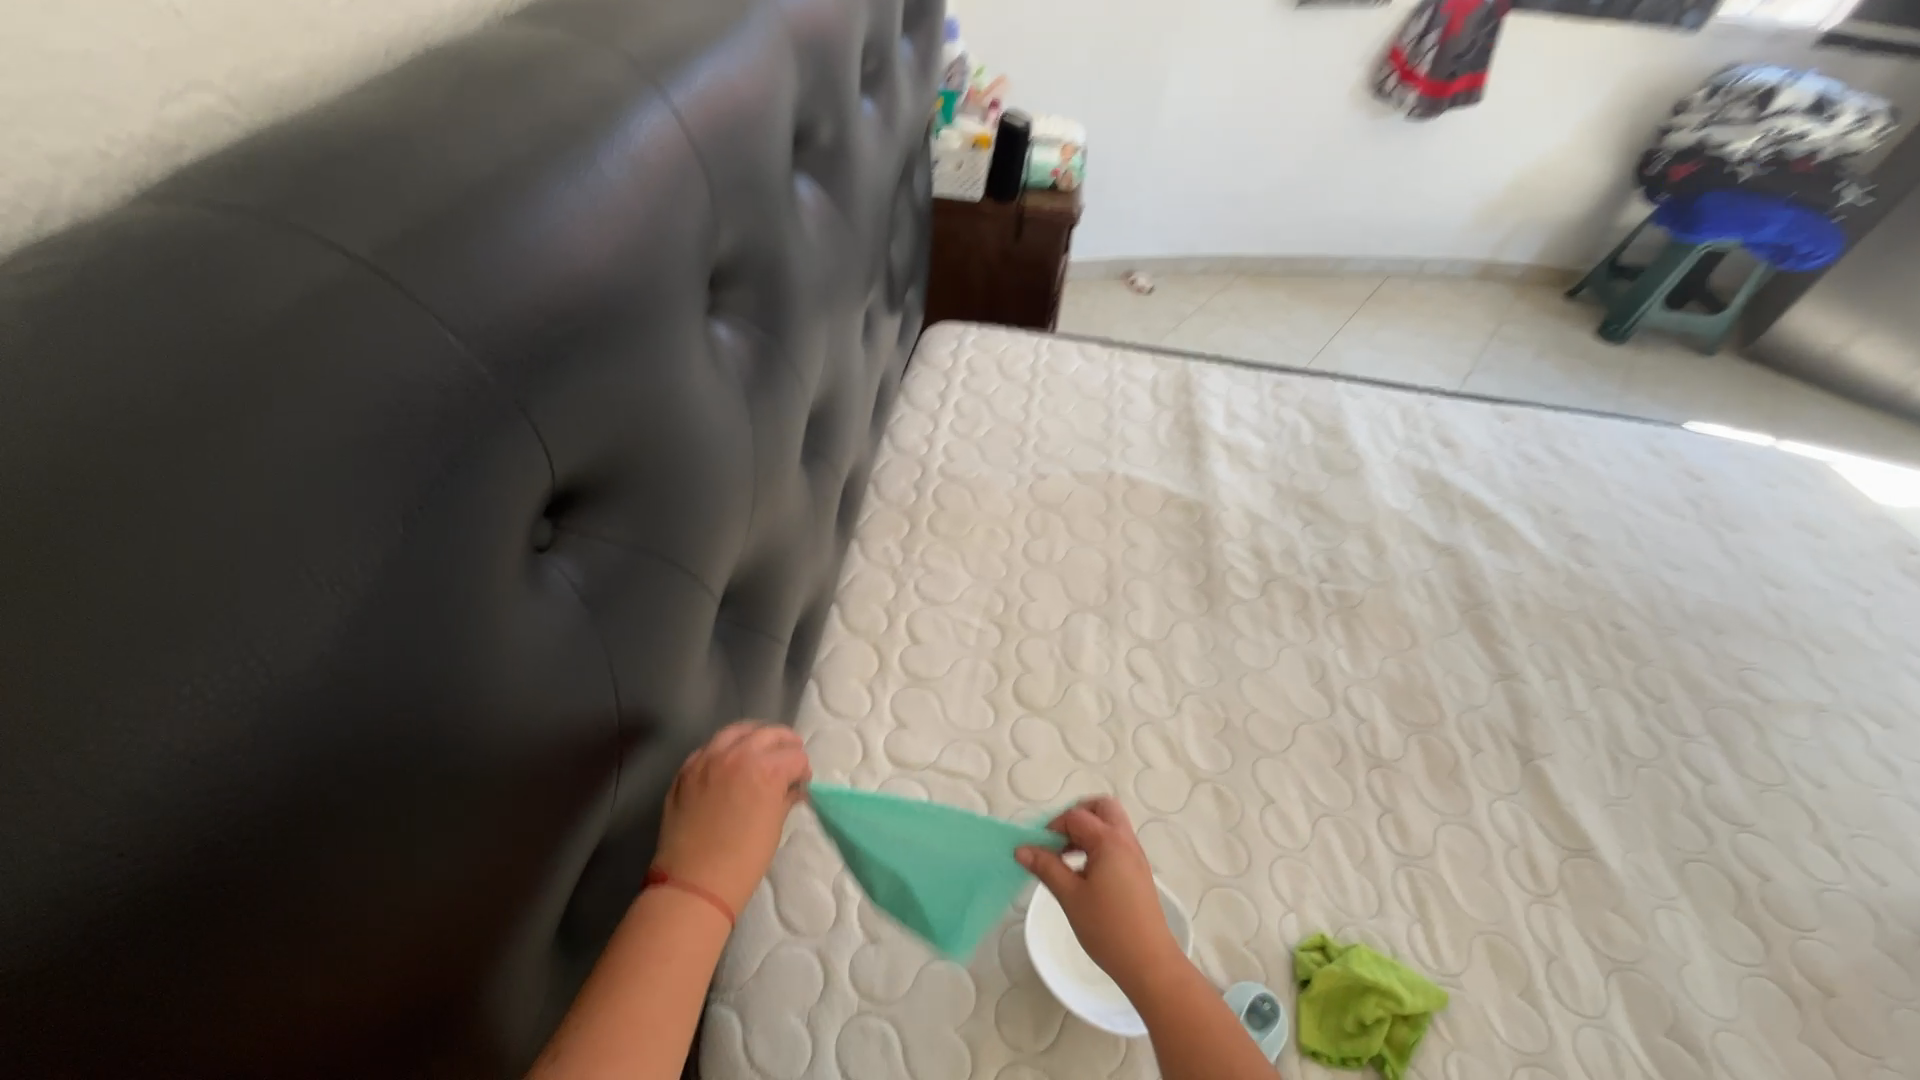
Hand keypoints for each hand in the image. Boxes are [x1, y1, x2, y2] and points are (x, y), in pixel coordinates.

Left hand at [653, 721, 810, 916]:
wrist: (694, 883)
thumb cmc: (744, 860)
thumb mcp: (774, 826)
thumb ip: (785, 797)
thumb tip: (793, 788)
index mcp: (766, 769)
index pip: (795, 756)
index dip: (803, 769)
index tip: (802, 782)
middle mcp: (737, 755)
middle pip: (768, 734)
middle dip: (784, 743)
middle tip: (789, 757)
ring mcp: (707, 760)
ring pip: (736, 731)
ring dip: (754, 737)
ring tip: (760, 750)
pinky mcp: (686, 771)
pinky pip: (709, 748)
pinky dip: (724, 750)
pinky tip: (728, 764)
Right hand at [1017, 796, 1184, 993]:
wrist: (1148, 962)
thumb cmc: (1107, 928)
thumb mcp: (1070, 896)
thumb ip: (1046, 867)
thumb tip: (1022, 849)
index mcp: (1109, 841)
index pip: (1076, 816)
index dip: (1053, 827)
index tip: (1038, 848)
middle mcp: (1126, 841)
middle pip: (1102, 808)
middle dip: (1077, 815)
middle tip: (1058, 840)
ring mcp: (1135, 856)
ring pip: (1112, 825)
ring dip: (1088, 831)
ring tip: (1066, 858)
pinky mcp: (1138, 872)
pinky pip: (1117, 843)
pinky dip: (1098, 845)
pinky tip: (1083, 873)